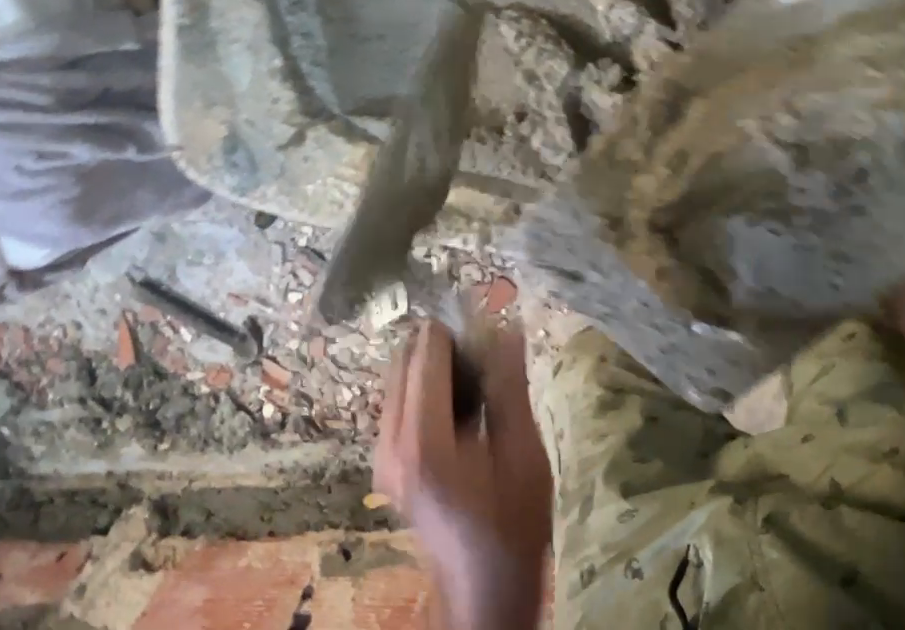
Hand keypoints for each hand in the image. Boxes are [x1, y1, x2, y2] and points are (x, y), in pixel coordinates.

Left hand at [374, 319, 552, 628]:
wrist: (484, 586)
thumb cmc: (513, 520)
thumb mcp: (523, 450)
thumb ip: (509, 385)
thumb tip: (507, 326)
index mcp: (424, 440)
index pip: (425, 355)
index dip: (454, 329)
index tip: (484, 319)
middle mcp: (391, 443)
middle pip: (403, 361)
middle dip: (441, 344)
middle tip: (483, 350)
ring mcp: (381, 456)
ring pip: (396, 379)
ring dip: (431, 365)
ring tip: (476, 377)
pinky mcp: (385, 464)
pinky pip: (397, 403)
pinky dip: (424, 388)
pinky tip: (459, 404)